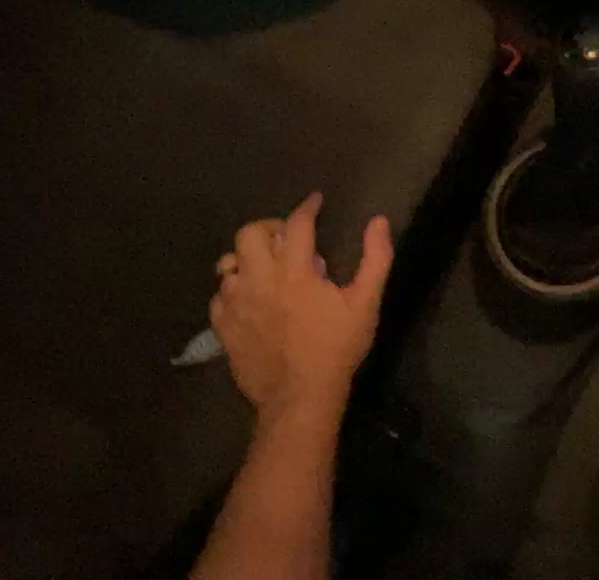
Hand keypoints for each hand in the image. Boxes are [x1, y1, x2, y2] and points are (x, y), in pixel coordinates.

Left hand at [210, 193, 392, 425]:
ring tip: (266, 267)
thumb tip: (379, 221)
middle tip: (287, 236)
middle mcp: (259, 280)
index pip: (297, 224)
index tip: (316, 201)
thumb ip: (376, 258)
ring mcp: (236, 304)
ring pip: (229, 264)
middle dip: (269, 227)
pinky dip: (234, 289)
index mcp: (295, 271)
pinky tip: (250, 298)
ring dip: (248, 258)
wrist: (300, 398)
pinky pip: (219, 296)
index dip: (308, 207)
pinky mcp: (223, 327)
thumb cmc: (337, 347)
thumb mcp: (366, 302)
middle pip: (249, 233)